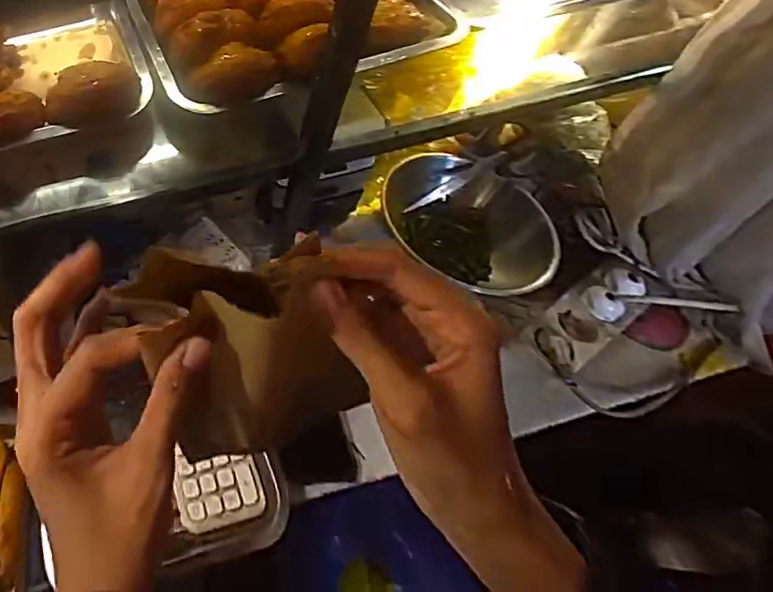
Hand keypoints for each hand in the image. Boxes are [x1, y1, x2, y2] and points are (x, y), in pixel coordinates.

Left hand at [13, 242, 210, 590]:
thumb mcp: (149, 475)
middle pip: (30, 329)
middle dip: (59, 286)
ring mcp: (41, 411)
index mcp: (44, 428)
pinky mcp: (58, 414)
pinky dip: (80, 327)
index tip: (173, 334)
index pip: (84, 361)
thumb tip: (198, 343)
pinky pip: (61, 358)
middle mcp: (31, 410)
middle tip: (92, 252)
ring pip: (38, 339)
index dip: (129, 341)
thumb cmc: (119, 542)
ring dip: (64, 299)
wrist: (99, 591)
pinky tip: (105, 306)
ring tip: (95, 264)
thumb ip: (171, 404)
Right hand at [312, 245, 583, 590]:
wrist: (479, 514)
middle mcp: (447, 314)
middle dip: (341, 265)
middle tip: (292, 262)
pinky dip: (345, 305)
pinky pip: (374, 313)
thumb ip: (360, 338)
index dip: (348, 259)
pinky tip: (315, 301)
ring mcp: (429, 331)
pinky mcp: (410, 348)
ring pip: (378, 289)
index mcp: (459, 319)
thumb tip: (316, 286)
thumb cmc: (452, 460)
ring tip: (296, 275)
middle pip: (387, 272)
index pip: (397, 269)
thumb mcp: (404, 400)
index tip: (304, 258)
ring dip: (339, 281)